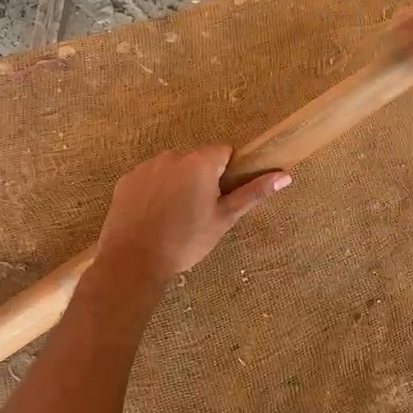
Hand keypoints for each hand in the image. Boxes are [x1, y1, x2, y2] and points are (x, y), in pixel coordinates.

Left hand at [94, 146, 288, 287]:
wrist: (132, 261)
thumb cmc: (186, 240)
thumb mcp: (224, 218)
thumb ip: (253, 193)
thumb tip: (285, 175)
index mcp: (201, 162)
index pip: (224, 151)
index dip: (227, 172)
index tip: (222, 195)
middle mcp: (173, 156)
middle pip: (198, 158)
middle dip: (202, 177)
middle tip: (200, 210)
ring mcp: (147, 166)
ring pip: (173, 168)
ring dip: (178, 182)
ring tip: (175, 215)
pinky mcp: (126, 180)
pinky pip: (150, 177)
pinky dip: (155, 190)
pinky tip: (154, 215)